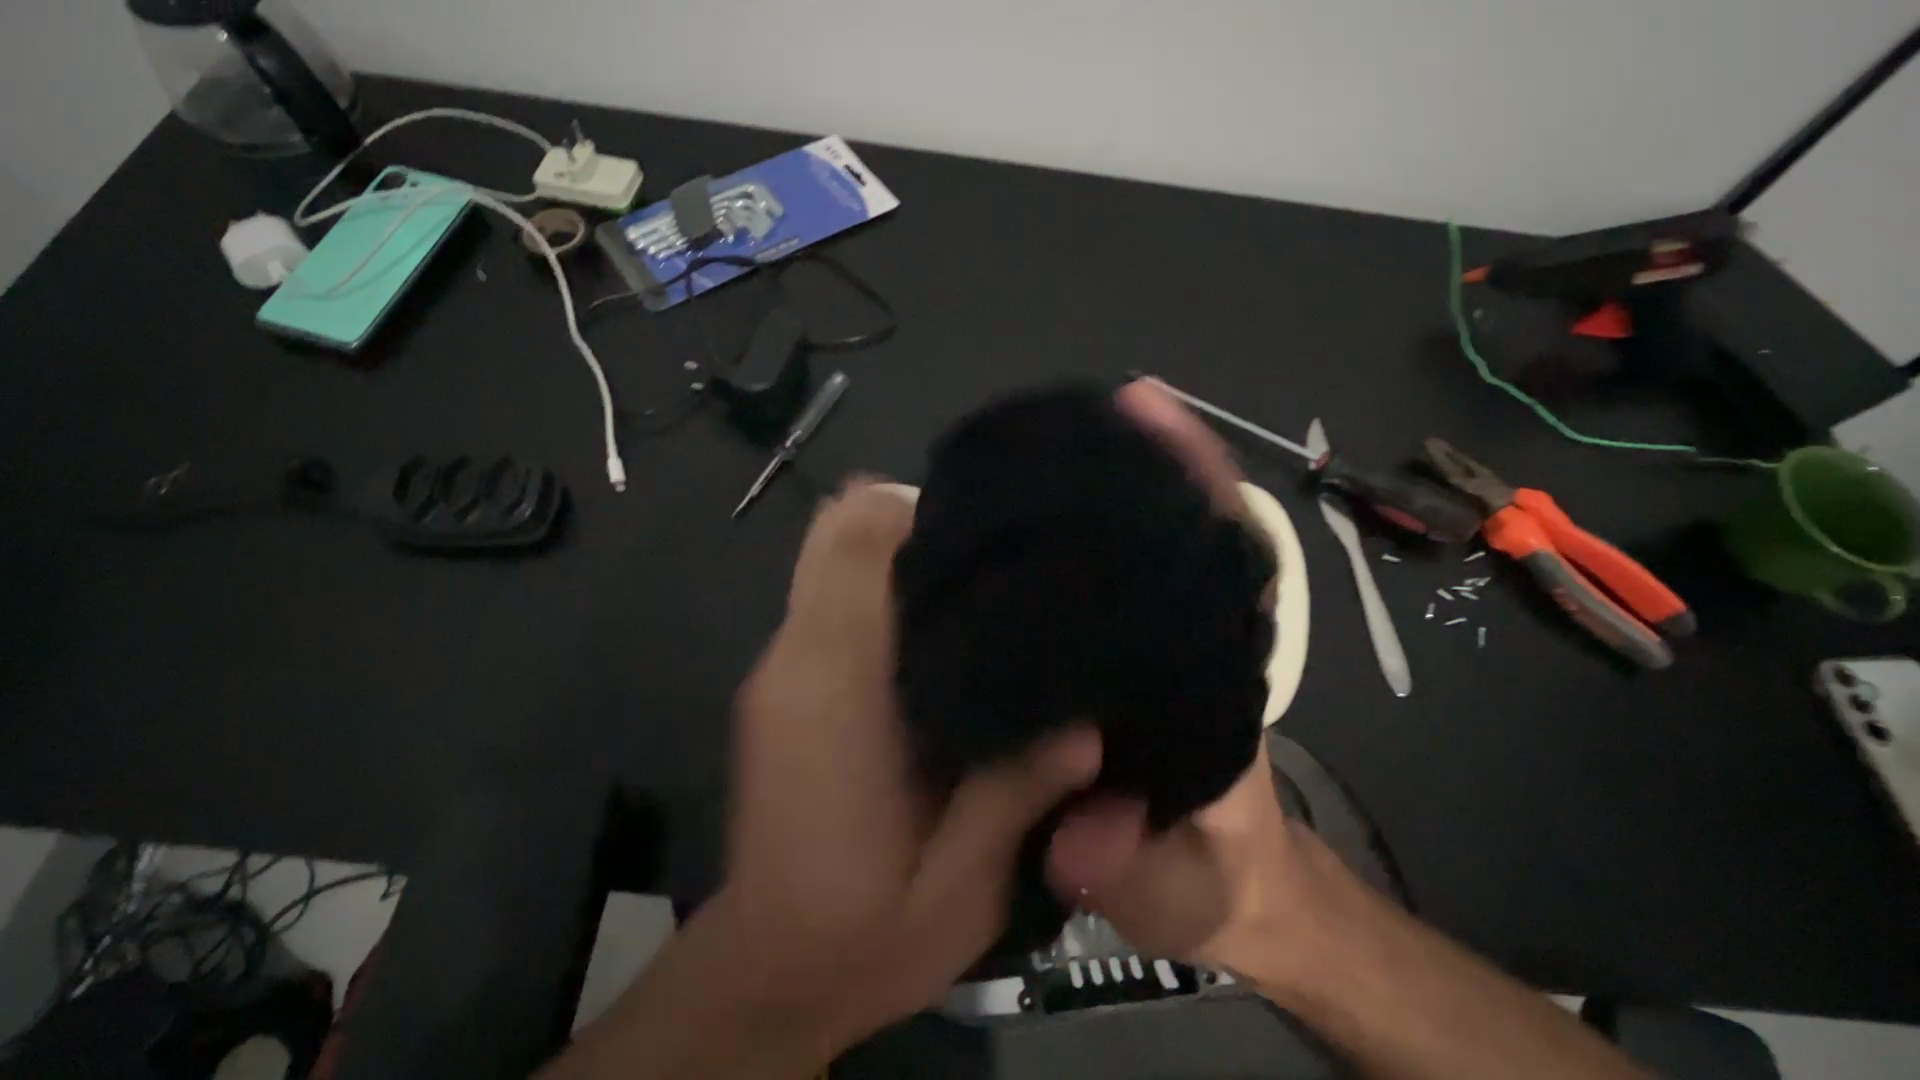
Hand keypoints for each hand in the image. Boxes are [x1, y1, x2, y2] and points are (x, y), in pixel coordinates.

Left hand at [713, 480, 1102, 1050]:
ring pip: (836, 561)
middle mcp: (795, 657)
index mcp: (833, 687)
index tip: (997, 532)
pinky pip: (835, 604)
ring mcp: (782, 671)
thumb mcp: (962, 887)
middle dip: (921, 524)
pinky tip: (952, 647)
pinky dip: (888, 600)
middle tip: (1003, 564)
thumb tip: (1086, 727)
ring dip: (908, 561)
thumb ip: (1016, 796)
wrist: (772, 976)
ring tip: (991, 600)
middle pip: (840, 530)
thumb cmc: (864, 935)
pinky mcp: (785, 690)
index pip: (856, 538)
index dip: (925, 509)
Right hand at [1046, 378, 1312, 987]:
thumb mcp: (1172, 888)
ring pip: (1142, 558)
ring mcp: (1160, 651)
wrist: (1230, 901)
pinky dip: (1075, 549)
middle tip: (1070, 416)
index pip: (1215, 558)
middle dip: (1135, 468)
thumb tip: (1078, 837)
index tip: (1148, 414)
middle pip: (1175, 535)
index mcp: (1213, 676)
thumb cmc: (1212, 885)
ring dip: (1102, 496)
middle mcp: (1191, 644)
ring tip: (1034, 453)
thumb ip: (1128, 866)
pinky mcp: (1127, 669)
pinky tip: (1018, 527)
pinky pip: (1104, 596)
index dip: (1188, 481)